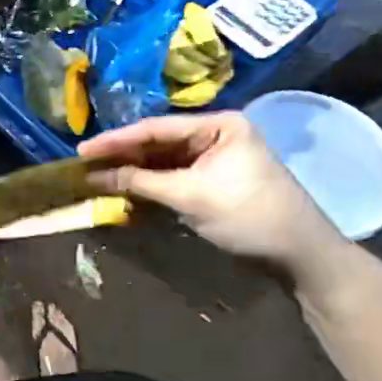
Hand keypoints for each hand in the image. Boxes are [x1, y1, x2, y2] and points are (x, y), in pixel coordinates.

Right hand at [78, 112, 346, 273]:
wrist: (300, 255)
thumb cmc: (249, 216)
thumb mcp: (190, 196)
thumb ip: (139, 182)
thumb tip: (94, 176)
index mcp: (219, 125)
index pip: (156, 128)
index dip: (116, 140)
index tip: (82, 149)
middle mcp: (216, 134)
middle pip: (157, 142)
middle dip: (121, 155)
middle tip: (84, 163)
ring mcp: (214, 157)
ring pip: (161, 159)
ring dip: (131, 170)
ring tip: (96, 175)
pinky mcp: (210, 179)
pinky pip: (171, 175)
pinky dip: (147, 183)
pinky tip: (122, 187)